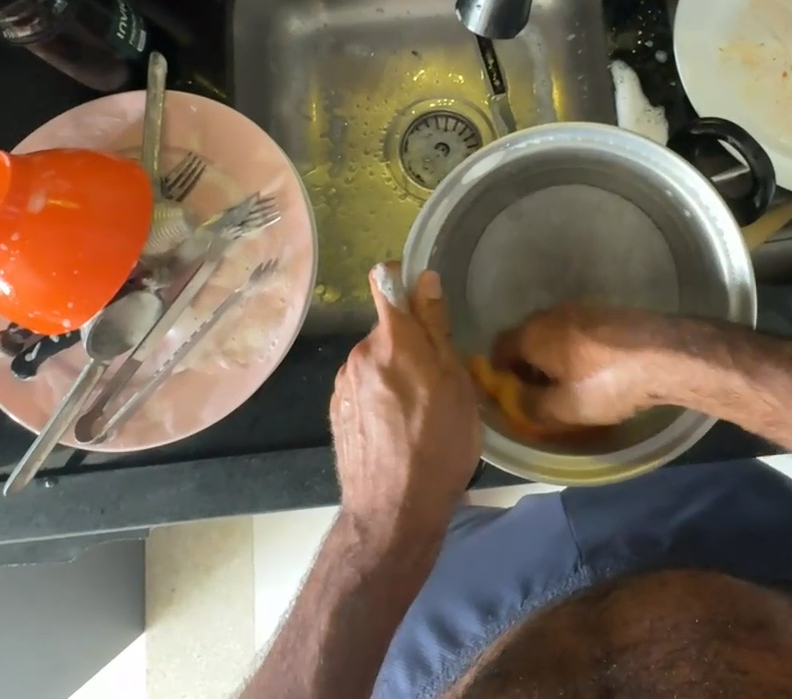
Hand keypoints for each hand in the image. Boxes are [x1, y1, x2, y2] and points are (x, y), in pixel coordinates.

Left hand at [331, 264, 480, 544]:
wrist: (393, 512)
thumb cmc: (438, 444)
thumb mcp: (454, 383)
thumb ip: (435, 327)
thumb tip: (425, 278)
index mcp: (391, 340)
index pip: (385, 282)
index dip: (405, 281)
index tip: (427, 301)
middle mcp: (359, 353)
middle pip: (387, 329)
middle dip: (410, 341)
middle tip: (440, 376)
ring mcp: (343, 384)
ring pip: (376, 359)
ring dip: (396, 370)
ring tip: (421, 409)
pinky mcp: (336, 411)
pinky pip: (364, 386)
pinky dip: (381, 394)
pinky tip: (398, 427)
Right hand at [491, 301, 690, 427]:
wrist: (663, 354)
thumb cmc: (606, 383)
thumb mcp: (564, 409)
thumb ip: (532, 406)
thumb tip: (516, 400)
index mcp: (532, 334)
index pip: (500, 346)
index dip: (498, 369)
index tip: (505, 389)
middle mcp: (550, 314)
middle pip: (526, 336)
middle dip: (525, 362)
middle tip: (535, 390)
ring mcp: (580, 307)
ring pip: (553, 331)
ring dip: (551, 354)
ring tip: (565, 381)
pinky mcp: (605, 310)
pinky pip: (577, 329)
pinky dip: (574, 347)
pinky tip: (591, 367)